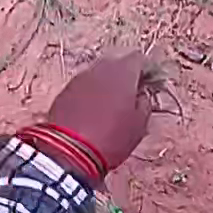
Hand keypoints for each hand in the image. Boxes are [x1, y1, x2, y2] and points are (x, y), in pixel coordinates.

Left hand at [43, 54, 154, 170]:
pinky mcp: (62, 93)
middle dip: (124, 77)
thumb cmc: (110, 138)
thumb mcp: (139, 125)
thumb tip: (141, 95)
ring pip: (97, 76)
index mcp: (123, 72)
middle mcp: (99, 70)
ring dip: (105, 86)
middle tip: (130, 95)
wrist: (68, 152)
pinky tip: (91, 112)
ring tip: (110, 106)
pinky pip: (81, 88)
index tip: (150, 84)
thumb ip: (145, 103)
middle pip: (116, 65)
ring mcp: (77, 80)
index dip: (147, 71)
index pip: (139, 59)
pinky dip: (88, 95)